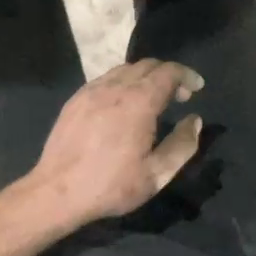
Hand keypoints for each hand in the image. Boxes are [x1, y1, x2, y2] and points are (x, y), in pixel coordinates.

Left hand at [25, 59, 205, 225]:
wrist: (58, 191)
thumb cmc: (111, 185)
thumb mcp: (157, 174)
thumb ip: (182, 144)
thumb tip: (194, 120)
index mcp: (138, 102)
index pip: (168, 72)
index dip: (186, 75)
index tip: (197, 88)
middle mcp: (114, 87)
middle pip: (147, 65)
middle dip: (167, 74)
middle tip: (178, 96)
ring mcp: (91, 91)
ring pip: (124, 69)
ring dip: (144, 76)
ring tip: (152, 99)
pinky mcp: (75, 99)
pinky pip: (104, 79)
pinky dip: (122, 82)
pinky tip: (123, 104)